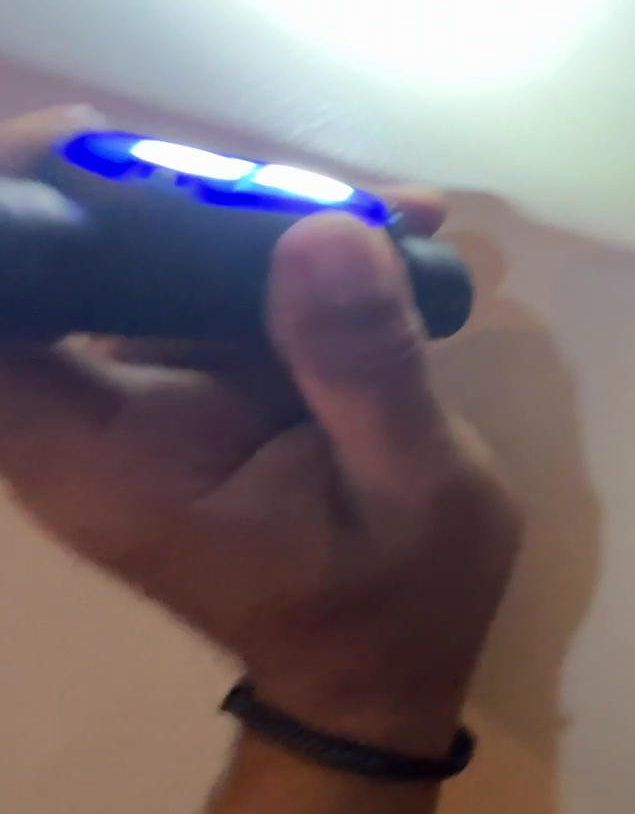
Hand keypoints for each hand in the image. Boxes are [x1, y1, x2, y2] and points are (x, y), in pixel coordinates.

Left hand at [0, 107, 522, 754]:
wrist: (390, 666)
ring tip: (395, 218)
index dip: (3, 202)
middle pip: (79, 258)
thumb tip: (328, 233)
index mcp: (102, 450)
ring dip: (267, 223)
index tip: (109, 147)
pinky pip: (234, 300)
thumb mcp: (414, 489)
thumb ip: (367, 374)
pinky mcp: (219, 393)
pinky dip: (307, 264)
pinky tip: (391, 249)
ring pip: (168, 267)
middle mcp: (100, 412)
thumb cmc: (401, 599)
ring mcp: (162, 399)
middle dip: (186, 196)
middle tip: (329, 197)